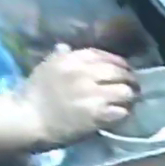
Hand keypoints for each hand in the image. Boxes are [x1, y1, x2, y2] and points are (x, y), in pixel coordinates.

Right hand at [18, 48, 137, 146]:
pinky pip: (122, 111)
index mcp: (70, 60)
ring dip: (131, 97)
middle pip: (119, 72)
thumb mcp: (46, 67)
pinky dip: (126, 112)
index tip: (124, 68)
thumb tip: (67, 47)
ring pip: (125, 91)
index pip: (102, 55)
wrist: (30, 119)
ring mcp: (92, 95)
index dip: (118, 61)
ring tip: (130, 101)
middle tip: (134, 86)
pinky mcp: (98, 115)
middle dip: (131, 79)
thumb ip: (60, 56)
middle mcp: (83, 74)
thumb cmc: (36, 93)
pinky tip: (122, 114)